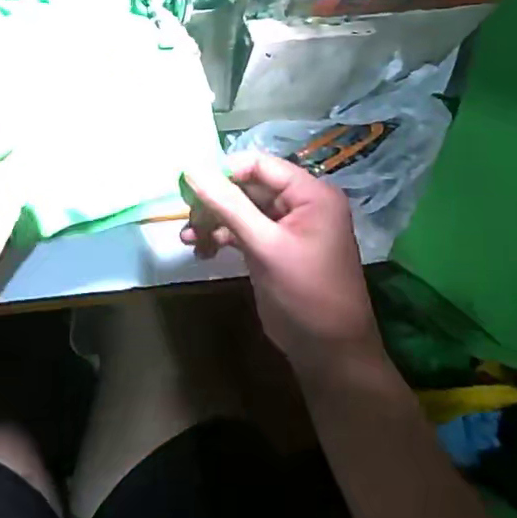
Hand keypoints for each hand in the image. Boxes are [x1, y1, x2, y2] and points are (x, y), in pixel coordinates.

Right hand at [180, 152, 386, 377]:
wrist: (329, 352)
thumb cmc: (305, 293)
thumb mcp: (265, 246)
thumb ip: (228, 205)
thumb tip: (191, 169)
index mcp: (310, 194)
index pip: (259, 164)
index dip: (223, 172)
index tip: (189, 188)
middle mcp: (300, 203)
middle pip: (246, 186)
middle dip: (214, 201)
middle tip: (187, 219)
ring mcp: (285, 226)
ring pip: (239, 209)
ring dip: (212, 221)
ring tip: (189, 239)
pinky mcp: (272, 248)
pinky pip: (241, 230)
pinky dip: (220, 237)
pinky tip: (200, 250)